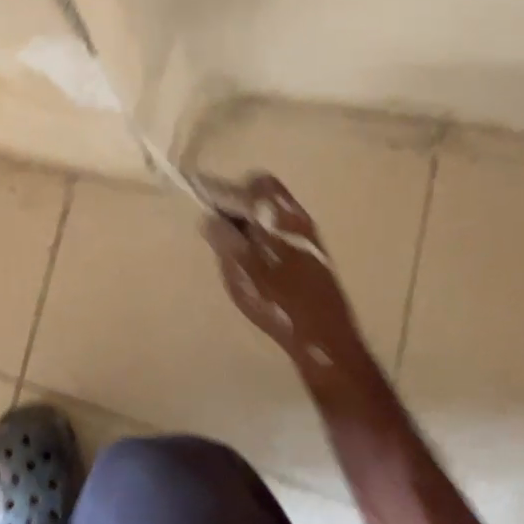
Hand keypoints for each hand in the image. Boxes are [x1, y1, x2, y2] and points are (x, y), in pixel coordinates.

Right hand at [200, 174, 364, 376]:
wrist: (324, 338)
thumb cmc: (277, 302)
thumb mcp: (240, 270)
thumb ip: (224, 239)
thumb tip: (210, 217)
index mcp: (278, 216)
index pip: (246, 186)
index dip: (219, 189)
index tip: (198, 196)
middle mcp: (296, 217)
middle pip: (262, 190)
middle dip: (235, 199)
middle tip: (214, 219)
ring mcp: (307, 235)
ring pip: (272, 210)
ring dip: (248, 217)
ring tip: (228, 240)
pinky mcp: (310, 254)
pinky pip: (278, 228)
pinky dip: (260, 232)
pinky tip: (250, 256)